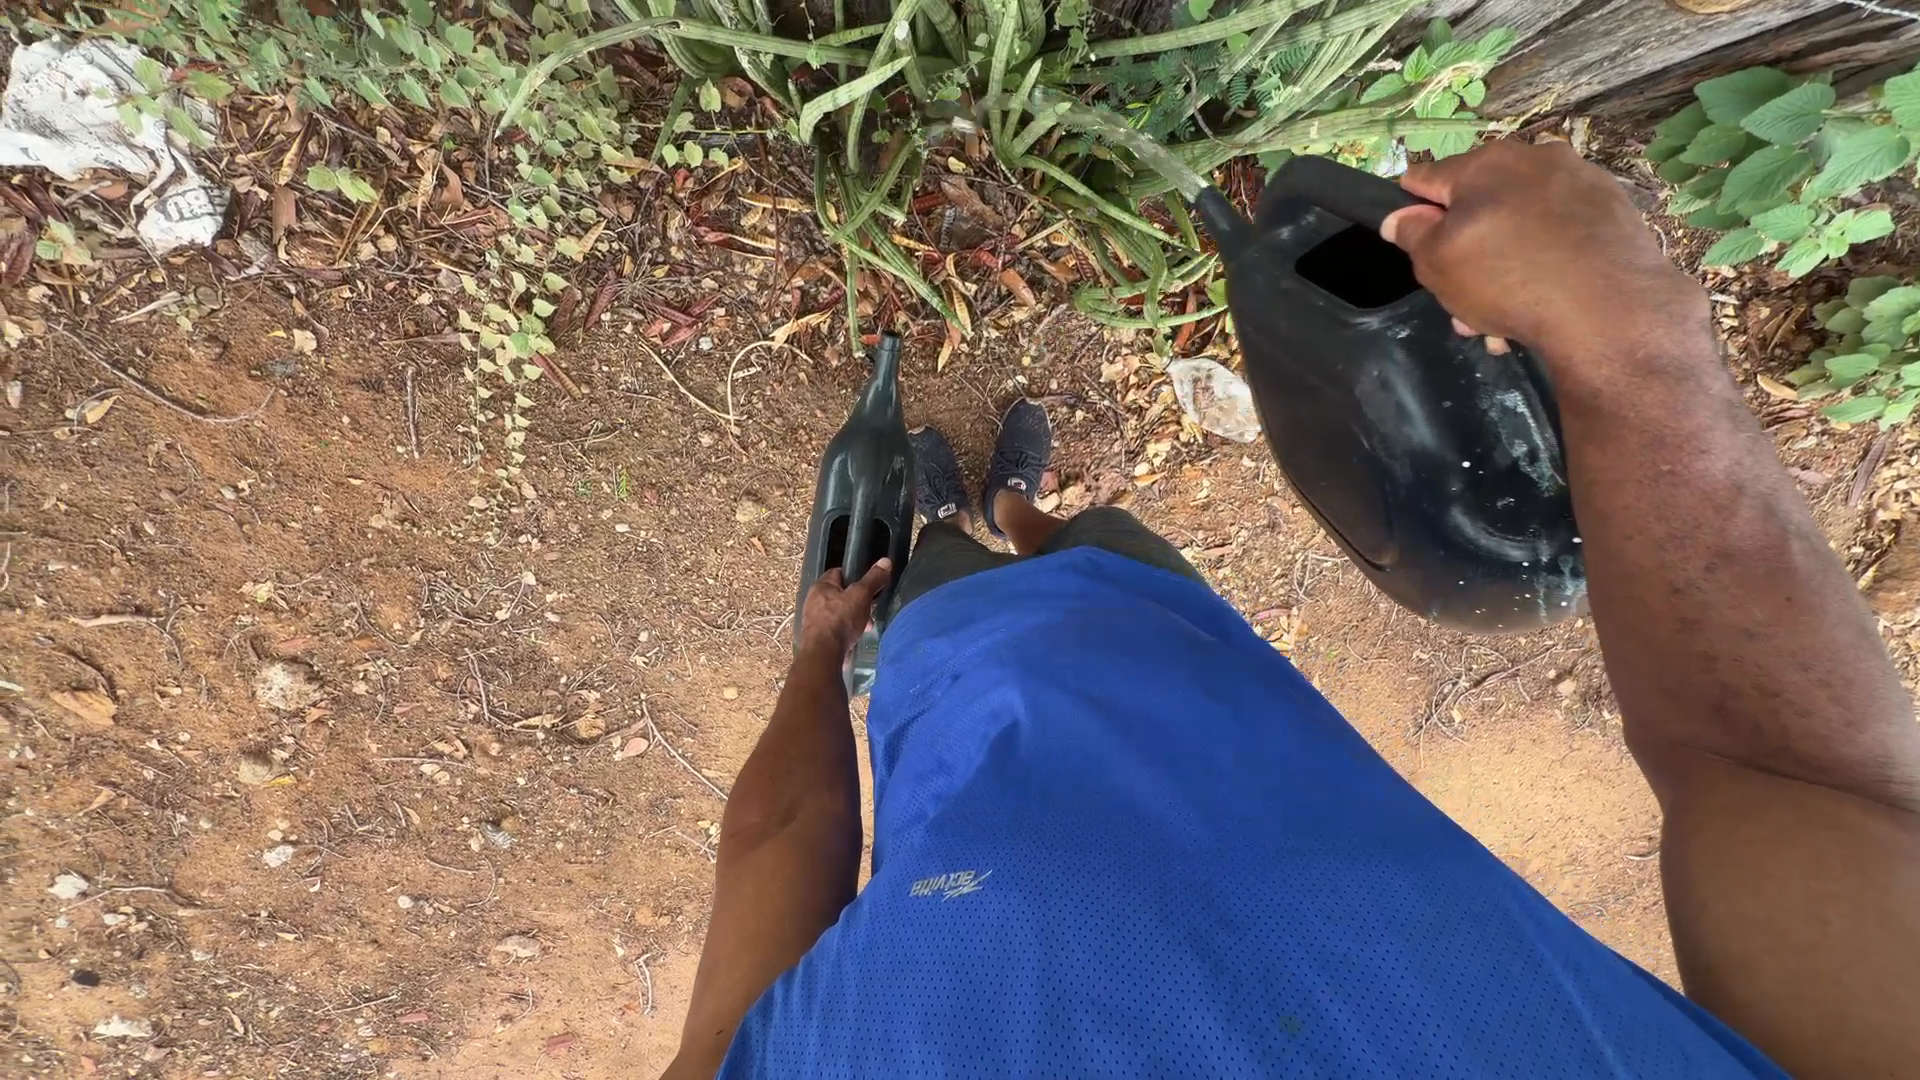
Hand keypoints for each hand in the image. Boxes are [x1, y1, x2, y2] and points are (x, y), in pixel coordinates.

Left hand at [797, 559, 891, 661]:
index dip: (855, 576)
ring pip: (840, 614)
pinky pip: (836, 630)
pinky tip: (856, 637)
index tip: (869, 583)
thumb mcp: (861, 595)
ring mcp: (815, 621)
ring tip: (865, 626)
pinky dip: (847, 632)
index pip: (839, 573)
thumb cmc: (839, 621)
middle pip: (841, 595)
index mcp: (821, 586)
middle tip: (869, 608)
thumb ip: (873, 579)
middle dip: (858, 602)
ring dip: (854, 619)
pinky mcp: (819, 637)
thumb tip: (885, 562)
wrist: (824, 654)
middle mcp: (814, 602)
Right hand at [1378, 140, 1708, 366]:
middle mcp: (1536, 159)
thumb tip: (1399, 216)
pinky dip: (1537, 261)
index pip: (1425, 176)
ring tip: (1497, 311)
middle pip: (1475, 204)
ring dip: (1496, 263)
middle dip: (1460, 247)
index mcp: (1487, 164)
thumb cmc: (1505, 278)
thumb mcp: (1435, 262)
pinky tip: (1536, 299)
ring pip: (1514, 224)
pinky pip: (1553, 233)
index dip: (1410, 209)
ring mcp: (1580, 180)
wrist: (1606, 305)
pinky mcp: (1610, 208)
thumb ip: (1412, 234)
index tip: (1412, 242)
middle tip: (1457, 294)